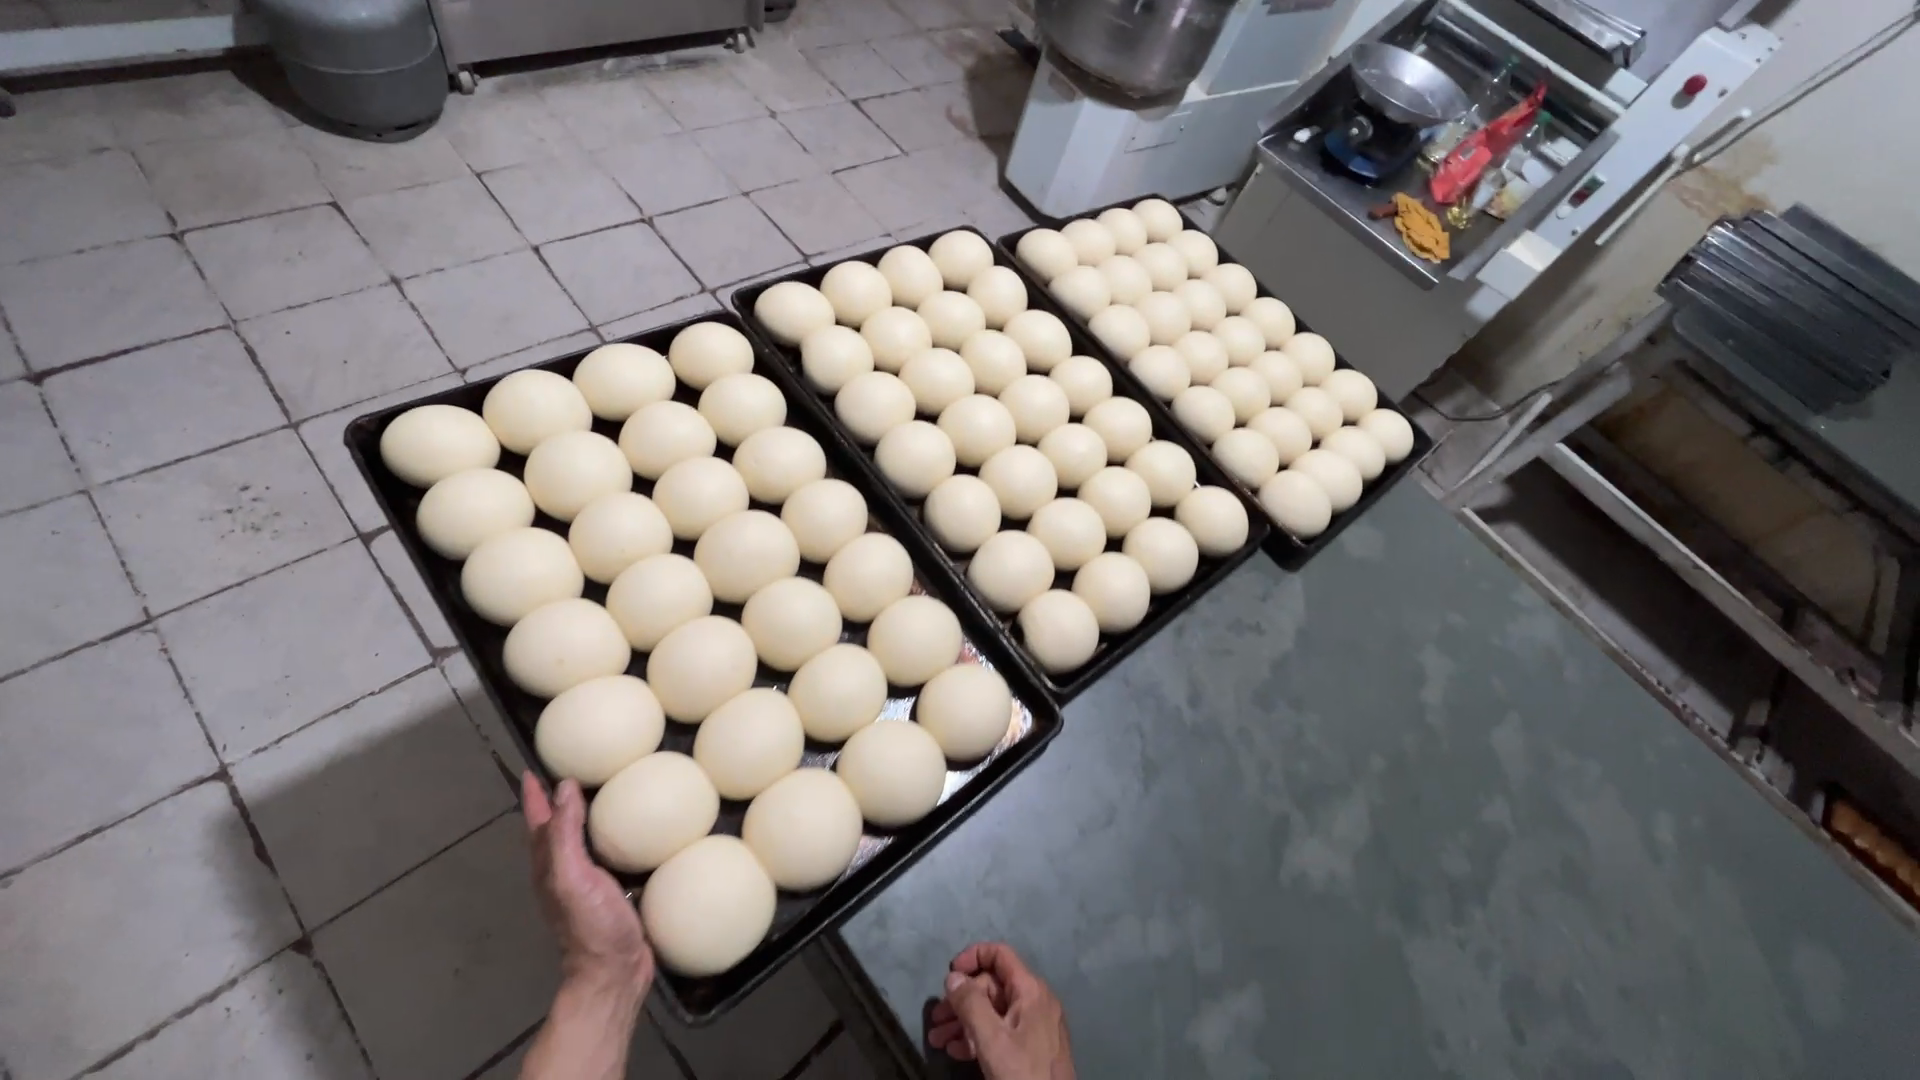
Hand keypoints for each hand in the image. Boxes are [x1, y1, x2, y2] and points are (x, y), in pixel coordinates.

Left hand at [522, 772, 653, 999]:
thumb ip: (566, 836)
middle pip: (555, 828)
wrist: (614, 972)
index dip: (534, 796)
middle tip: (574, 771)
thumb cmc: (591, 926)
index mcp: (549, 866)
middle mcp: (562, 872)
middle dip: (557, 801)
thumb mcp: (573, 878)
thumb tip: (566, 787)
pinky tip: (630, 831)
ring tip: (603, 792)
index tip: (534, 768)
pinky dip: (610, 836)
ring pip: (579, 841)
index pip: (538, 821)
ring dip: (584, 817)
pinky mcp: (609, 891)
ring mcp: (585, 883)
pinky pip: (605, 853)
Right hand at [927, 943, 1074, 1079]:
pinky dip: (978, 1037)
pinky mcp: (1032, 1049)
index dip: (972, 957)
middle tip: (936, 1020)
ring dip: (963, 1022)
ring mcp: (1035, 1026)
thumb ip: (970, 1004)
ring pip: (993, 1012)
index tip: (949, 975)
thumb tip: (953, 977)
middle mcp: (1035, 1001)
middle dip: (961, 1001)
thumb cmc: (1022, 1074)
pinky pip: (1001, 1032)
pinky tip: (957, 1051)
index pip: (1000, 955)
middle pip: (992, 986)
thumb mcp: (992, 1039)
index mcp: (1030, 990)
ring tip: (938, 1040)